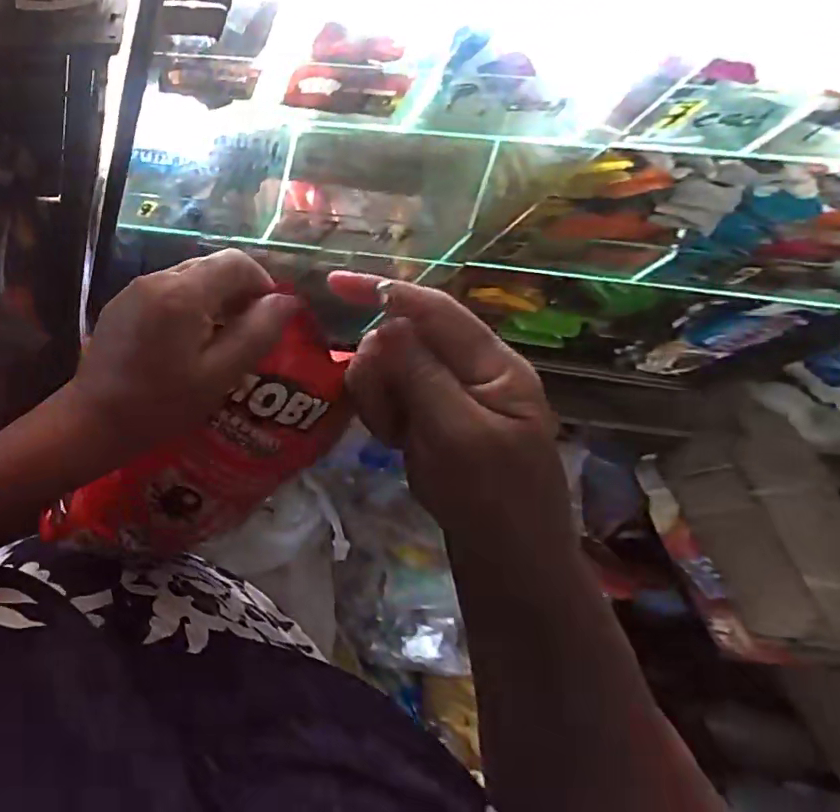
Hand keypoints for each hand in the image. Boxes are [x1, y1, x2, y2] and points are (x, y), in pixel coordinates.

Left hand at [70, 249, 300, 452]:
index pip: (235, 262)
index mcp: (181, 293)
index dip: (262, 283)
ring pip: (187, 278)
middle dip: (236, 292)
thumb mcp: (219, 374)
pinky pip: (164, 292)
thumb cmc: (161, 404)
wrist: (94, 419)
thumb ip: (257, 332)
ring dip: (210, 300)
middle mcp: (155, 279)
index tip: (266, 318)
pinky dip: (184, 306)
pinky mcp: (120, 304)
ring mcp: (133, 289)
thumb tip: (286, 301)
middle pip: (210, 267)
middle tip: (244, 334)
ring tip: (215, 342)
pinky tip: (182, 343)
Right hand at [329, 272, 568, 556]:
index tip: (333, 283)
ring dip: (376, 397)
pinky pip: (382, 392)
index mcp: (492, 365)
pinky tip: (392, 440)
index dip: (384, 291)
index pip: (434, 310)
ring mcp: (443, 390)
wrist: (506, 556)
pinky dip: (377, 413)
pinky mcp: (422, 410)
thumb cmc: (493, 497)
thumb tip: (385, 325)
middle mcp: (466, 368)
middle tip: (384, 417)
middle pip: (399, 339)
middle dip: (379, 371)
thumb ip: (421, 376)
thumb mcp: (458, 435)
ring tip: (393, 436)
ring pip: (384, 365)